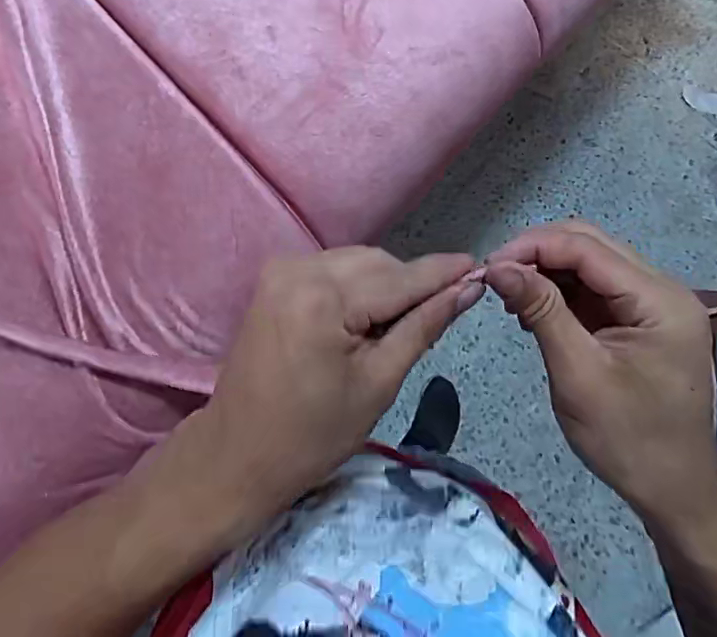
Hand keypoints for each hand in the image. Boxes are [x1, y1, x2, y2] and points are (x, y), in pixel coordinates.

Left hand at [181, 247, 483, 517]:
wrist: (237, 454)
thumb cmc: (312, 435)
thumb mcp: (379, 383)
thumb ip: (423, 326)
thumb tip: (467, 288)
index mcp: (323, 297)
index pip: (399, 278)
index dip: (442, 273)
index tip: (478, 266)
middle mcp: (299, 268)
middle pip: (378, 264)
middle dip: (411, 285)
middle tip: (437, 315)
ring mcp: (282, 269)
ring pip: (357, 262)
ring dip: (384, 285)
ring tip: (395, 328)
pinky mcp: (275, 277)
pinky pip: (333, 268)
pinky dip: (357, 286)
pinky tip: (364, 319)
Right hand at [484, 222, 716, 526]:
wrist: (674, 494)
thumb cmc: (629, 440)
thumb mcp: (578, 374)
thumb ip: (541, 310)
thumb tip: (497, 266)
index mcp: (660, 300)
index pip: (587, 247)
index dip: (533, 247)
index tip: (490, 265)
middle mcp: (662, 289)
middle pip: (590, 244)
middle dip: (538, 252)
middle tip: (497, 276)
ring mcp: (654, 303)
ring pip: (589, 261)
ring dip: (546, 269)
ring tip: (511, 295)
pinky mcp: (640, 318)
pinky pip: (594, 286)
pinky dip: (560, 290)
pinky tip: (534, 309)